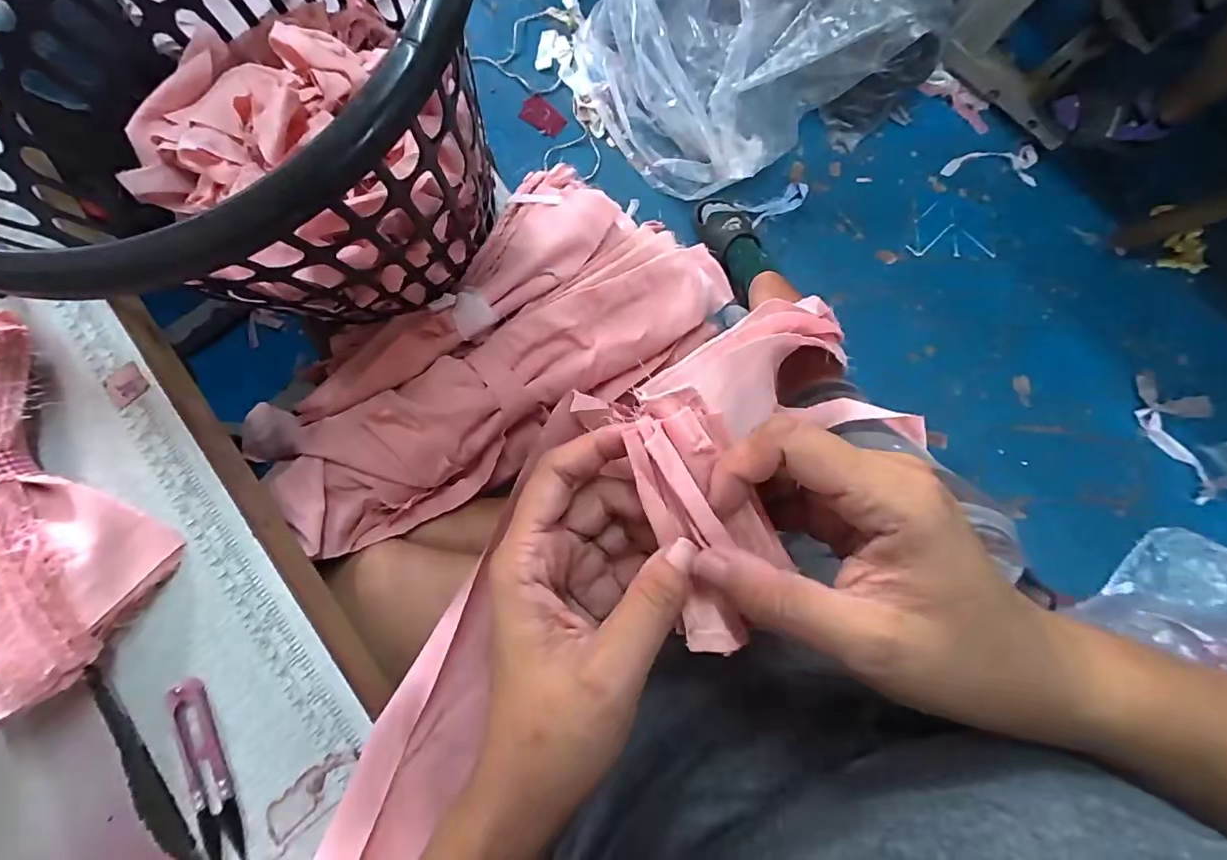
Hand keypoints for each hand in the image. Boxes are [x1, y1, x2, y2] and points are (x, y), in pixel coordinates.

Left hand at [454, 427, 693, 853]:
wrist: (531, 792)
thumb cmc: (555, 731)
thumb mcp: (609, 668)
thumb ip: (650, 602)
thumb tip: (689, 542)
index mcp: (524, 559)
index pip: (553, 480)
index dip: (592, 450)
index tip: (643, 435)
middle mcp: (539, 557)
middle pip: (588, 501)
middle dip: (637, 489)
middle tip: (696, 482)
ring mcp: (562, 578)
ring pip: (609, 530)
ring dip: (651, 523)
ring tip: (703, 515)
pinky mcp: (583, 601)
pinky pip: (619, 564)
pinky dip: (651, 560)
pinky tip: (690, 555)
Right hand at [695, 415, 1083, 742]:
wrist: (1038, 678)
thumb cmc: (961, 663)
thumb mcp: (863, 643)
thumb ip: (777, 600)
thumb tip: (699, 561)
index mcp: (891, 492)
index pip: (791, 439)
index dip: (739, 465)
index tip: (714, 513)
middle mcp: (882, 469)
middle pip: (785, 443)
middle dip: (737, 478)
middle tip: (707, 525)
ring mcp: (876, 483)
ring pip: (788, 463)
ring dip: (749, 495)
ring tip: (722, 536)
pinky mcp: (867, 502)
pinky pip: (803, 488)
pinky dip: (769, 509)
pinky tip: (752, 540)